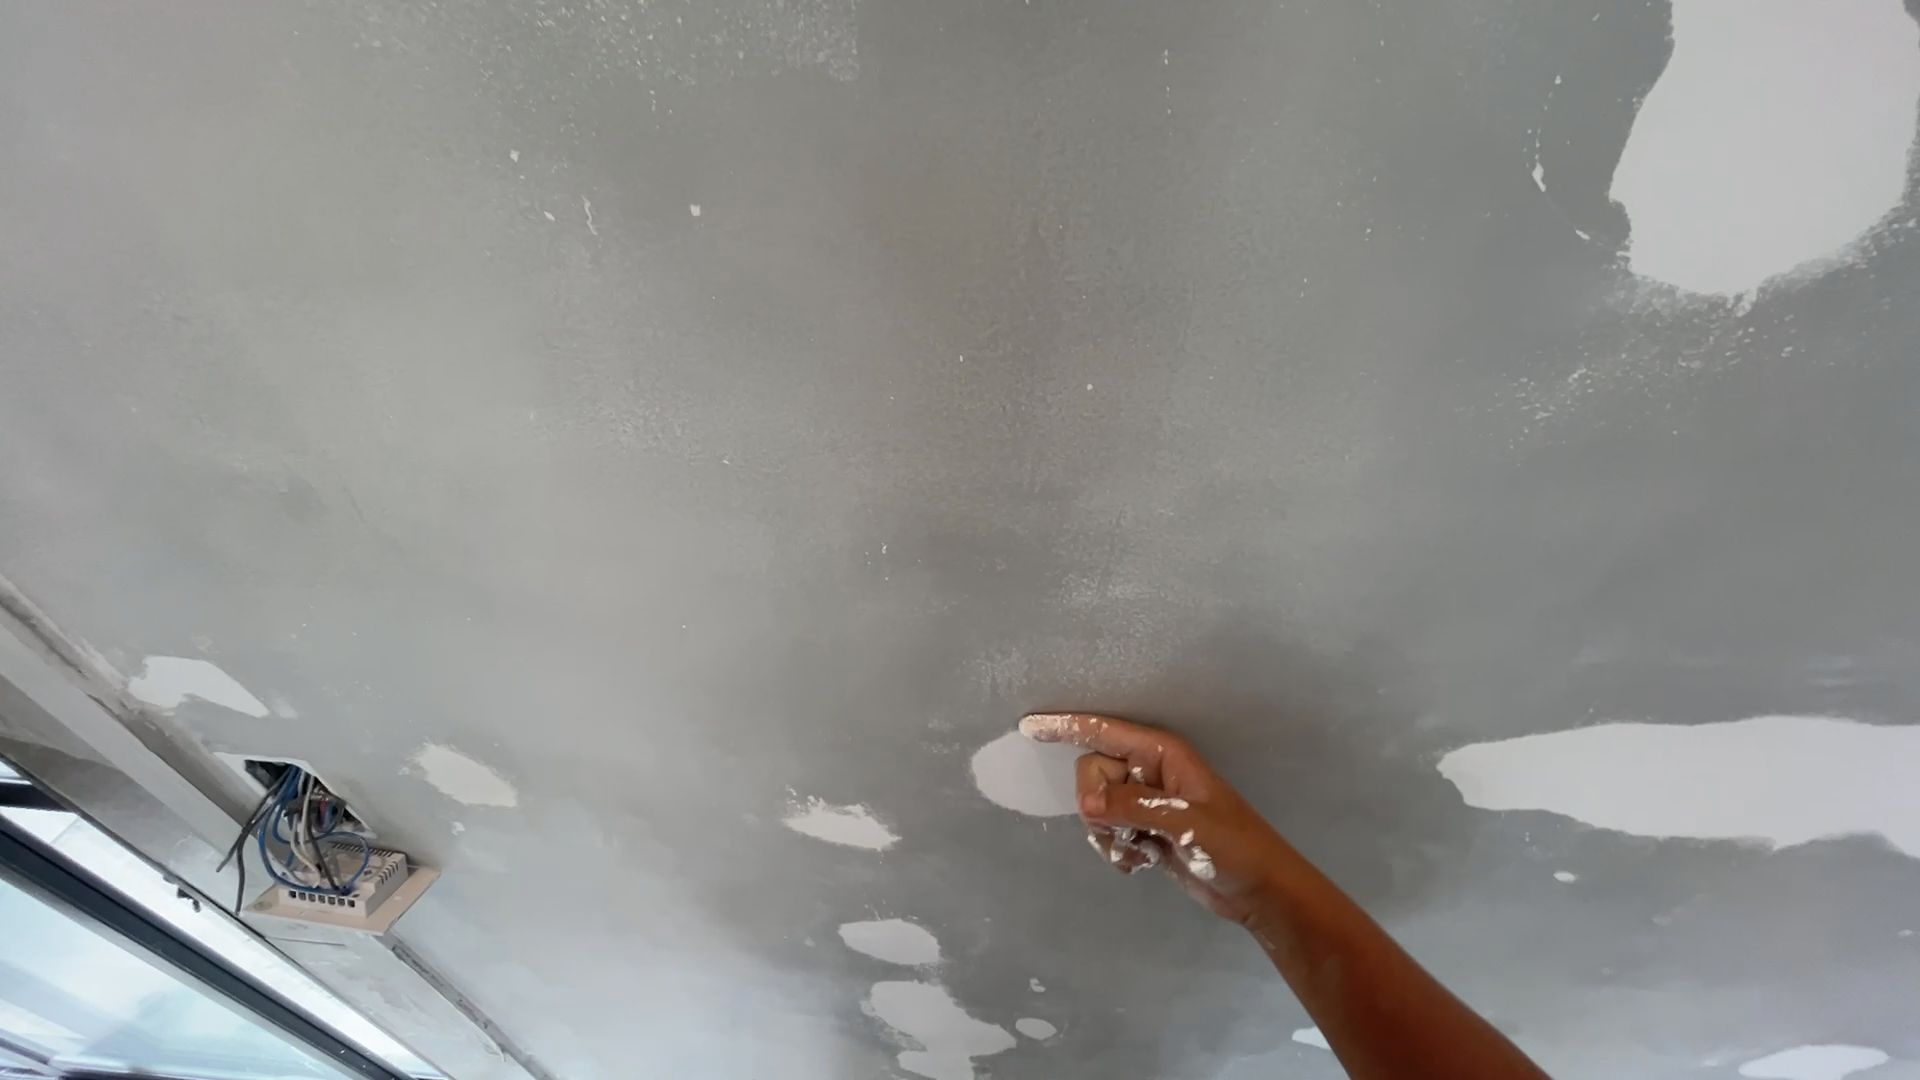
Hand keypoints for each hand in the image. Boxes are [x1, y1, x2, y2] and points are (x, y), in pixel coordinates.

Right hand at [1020, 712, 1296, 925]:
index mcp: (1159, 753)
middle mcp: (1146, 770)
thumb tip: (1085, 805)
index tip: (1028, 726)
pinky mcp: (1141, 827)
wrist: (1260, 891)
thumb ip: (1133, 808)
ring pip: (1093, 806)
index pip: (1101, 733)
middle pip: (1090, 774)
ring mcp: (1143, 800)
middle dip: (1098, 806)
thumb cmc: (1235, 847)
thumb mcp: (1188, 824)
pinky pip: (1104, 830)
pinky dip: (1115, 848)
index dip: (1065, 727)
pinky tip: (1143, 861)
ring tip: (1142, 850)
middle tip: (1129, 830)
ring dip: (1109, 833)